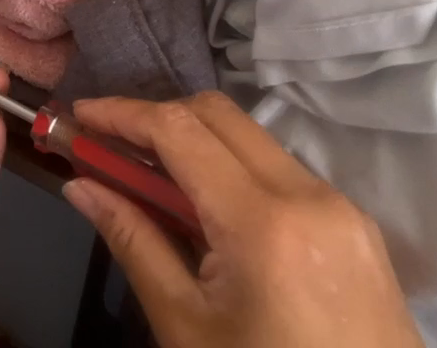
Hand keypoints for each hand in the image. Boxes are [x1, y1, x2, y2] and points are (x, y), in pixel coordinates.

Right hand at [62, 93, 422, 347]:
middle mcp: (309, 196)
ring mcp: (342, 209)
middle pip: (216, 114)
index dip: (121, 112)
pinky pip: (279, 169)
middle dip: (155, 117)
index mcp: (263, 223)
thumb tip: (79, 185)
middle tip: (110, 145)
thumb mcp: (185, 325)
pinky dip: (231, 166)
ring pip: (249, 137)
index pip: (178, 129)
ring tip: (151, 180)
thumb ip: (131, 240)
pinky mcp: (358, 228)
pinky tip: (206, 210)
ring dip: (193, 140)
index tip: (78, 116)